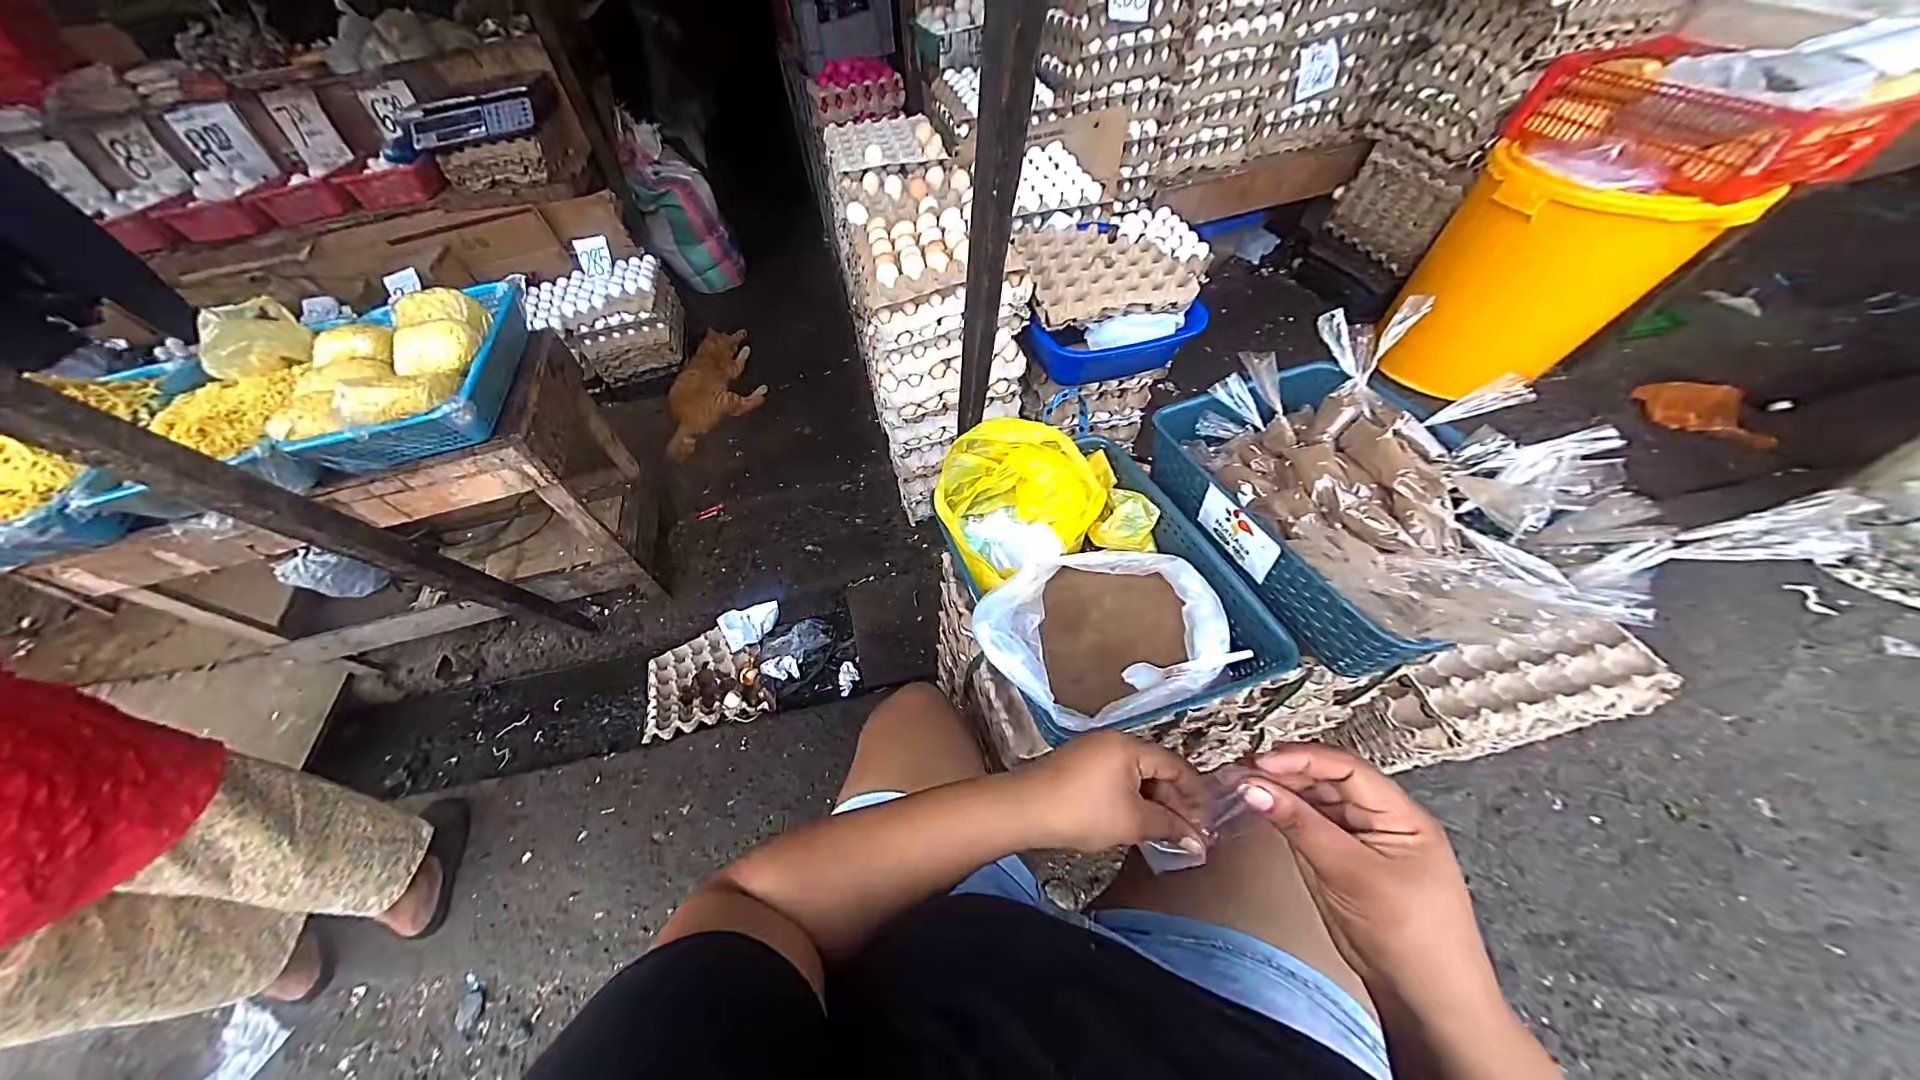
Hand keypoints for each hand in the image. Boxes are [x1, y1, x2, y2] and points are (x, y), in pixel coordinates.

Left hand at [1009, 732, 1209, 854]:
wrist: (1025, 809)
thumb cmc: (1083, 811)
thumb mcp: (1132, 822)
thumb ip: (1168, 827)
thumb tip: (1196, 840)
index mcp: (1129, 746)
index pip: (1175, 765)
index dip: (1195, 794)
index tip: (1208, 822)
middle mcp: (1113, 741)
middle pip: (1155, 768)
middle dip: (1174, 800)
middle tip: (1188, 833)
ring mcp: (1093, 750)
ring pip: (1135, 774)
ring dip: (1153, 801)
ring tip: (1165, 832)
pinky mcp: (1079, 764)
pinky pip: (1116, 778)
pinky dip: (1131, 798)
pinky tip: (1135, 821)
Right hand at [1237, 745, 1500, 1012]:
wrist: (1426, 1000)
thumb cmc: (1416, 942)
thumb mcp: (1350, 872)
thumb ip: (1299, 825)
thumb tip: (1257, 787)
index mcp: (1402, 816)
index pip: (1346, 768)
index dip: (1302, 759)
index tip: (1264, 762)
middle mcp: (1381, 820)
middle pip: (1327, 779)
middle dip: (1286, 773)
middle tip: (1247, 773)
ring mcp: (1360, 839)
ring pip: (1314, 800)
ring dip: (1281, 792)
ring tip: (1248, 789)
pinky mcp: (1341, 857)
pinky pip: (1308, 823)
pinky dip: (1284, 814)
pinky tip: (1264, 810)